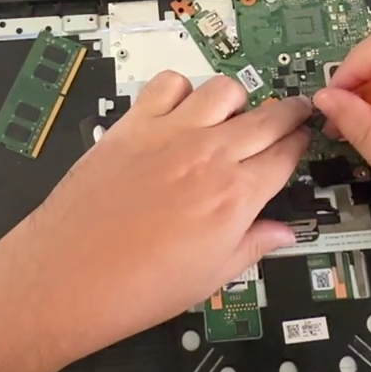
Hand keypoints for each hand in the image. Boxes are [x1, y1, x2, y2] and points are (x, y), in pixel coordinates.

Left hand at [0, 73, 310, 362]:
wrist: (67, 277)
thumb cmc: (136, 288)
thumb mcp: (209, 279)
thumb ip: (253, 246)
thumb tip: (284, 234)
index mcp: (234, 197)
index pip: (286, 155)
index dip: (300, 146)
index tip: (303, 141)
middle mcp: (209, 156)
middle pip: (268, 117)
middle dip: (289, 112)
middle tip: (294, 111)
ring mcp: (170, 134)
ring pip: (224, 90)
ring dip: (238, 99)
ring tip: (234, 112)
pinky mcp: (134, 124)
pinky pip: (168, 83)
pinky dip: (181, 88)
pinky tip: (180, 108)